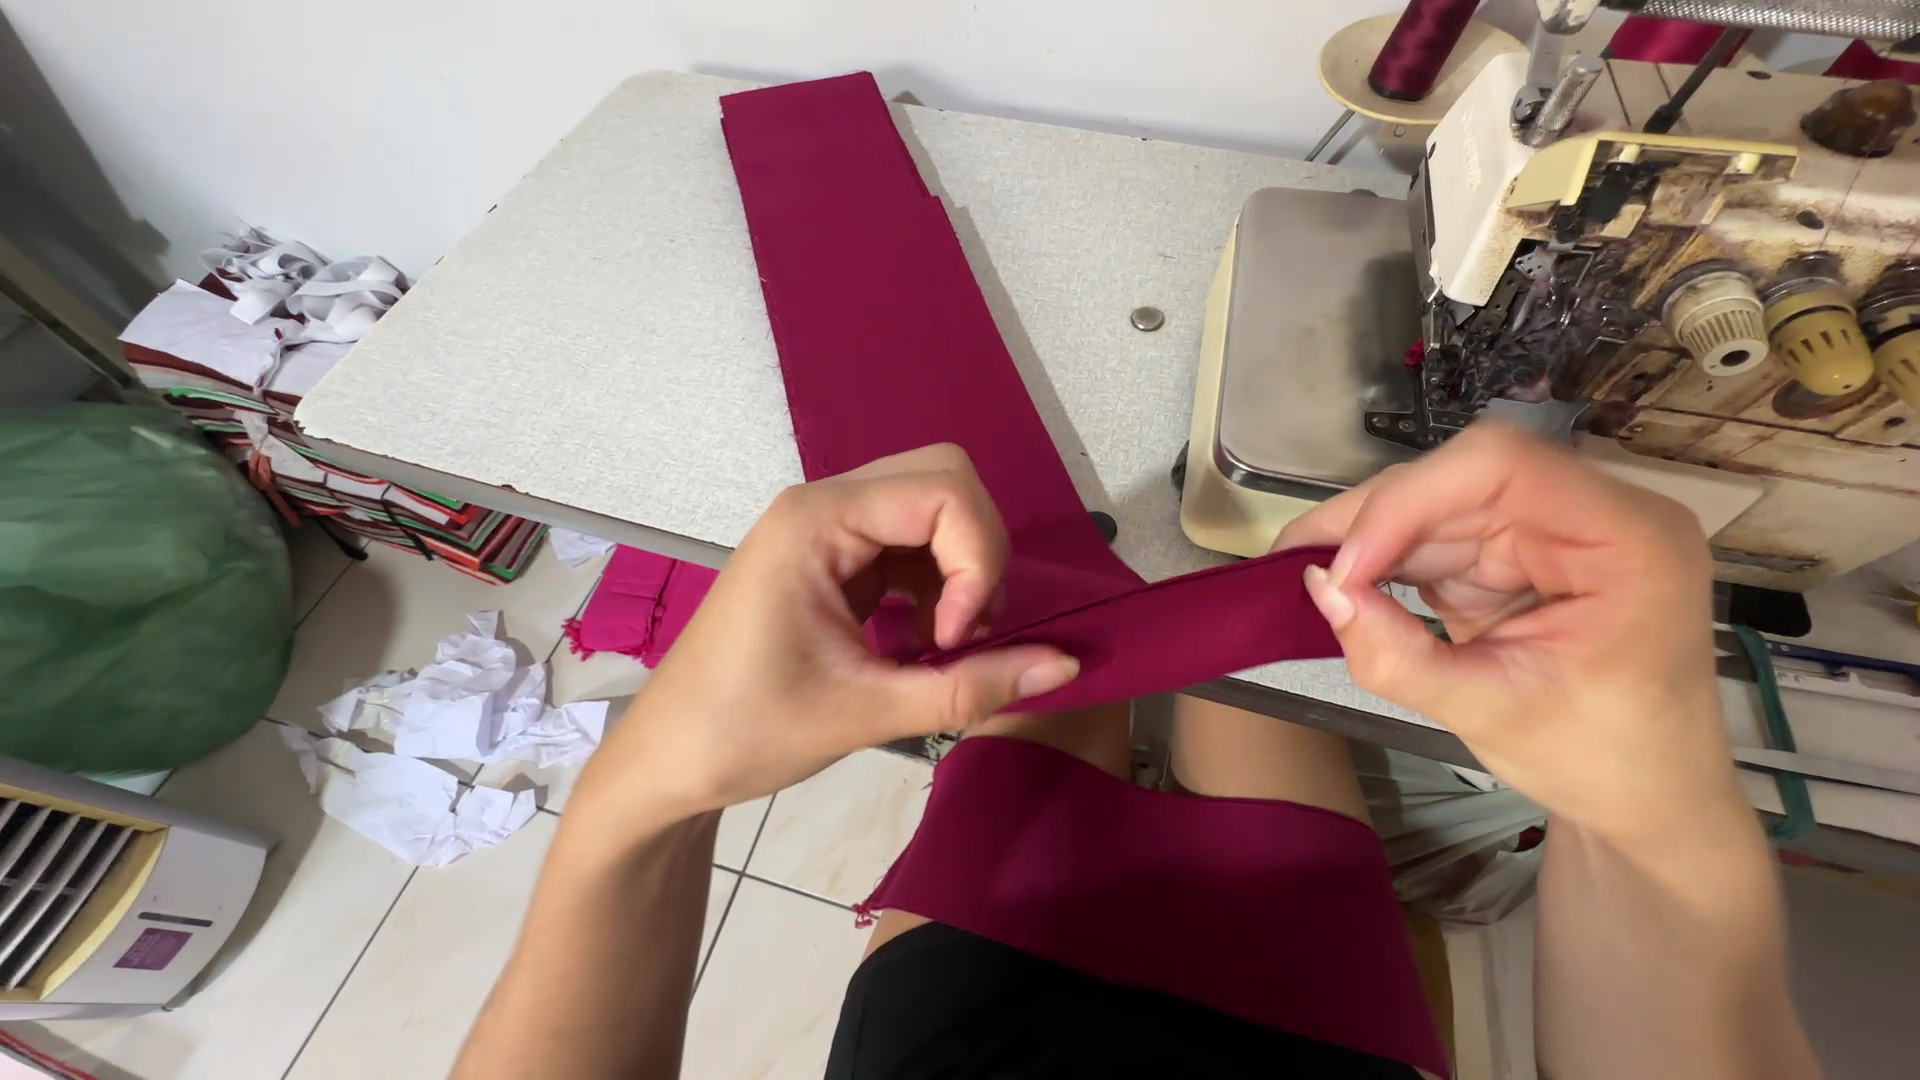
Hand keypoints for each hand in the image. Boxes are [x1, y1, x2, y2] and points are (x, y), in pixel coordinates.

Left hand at [567, 444, 1078, 832]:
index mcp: (816, 520)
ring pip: (932, 511)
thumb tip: (1067, 664)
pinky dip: (935, 585)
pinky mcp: (833, 556)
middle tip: (965, 630)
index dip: (975, 561)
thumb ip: (972, 686)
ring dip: (959, 571)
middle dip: (976, 553)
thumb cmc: (746, 733)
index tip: (954, 640)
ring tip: (944, 646)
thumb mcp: (866, 712)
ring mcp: (827, 527)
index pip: (943, 490)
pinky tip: (919, 641)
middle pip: (943, 481)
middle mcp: (823, 504)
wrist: (668, 761)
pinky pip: (910, 544)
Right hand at [1275, 422, 1741, 840]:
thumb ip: (1399, 658)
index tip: (1347, 569)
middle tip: (1294, 565)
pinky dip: (1375, 559)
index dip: (1407, 503)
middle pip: (1451, 478)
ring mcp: (1540, 528)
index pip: (1498, 468)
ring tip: (1305, 575)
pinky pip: (1423, 535)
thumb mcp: (1491, 713)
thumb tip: (1320, 592)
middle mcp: (1581, 513)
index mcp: (1621, 538)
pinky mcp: (1502, 550)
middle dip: (1368, 522)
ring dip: (1361, 538)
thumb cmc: (1598, 757)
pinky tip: (1342, 584)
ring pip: (1426, 502)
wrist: (1639, 788)